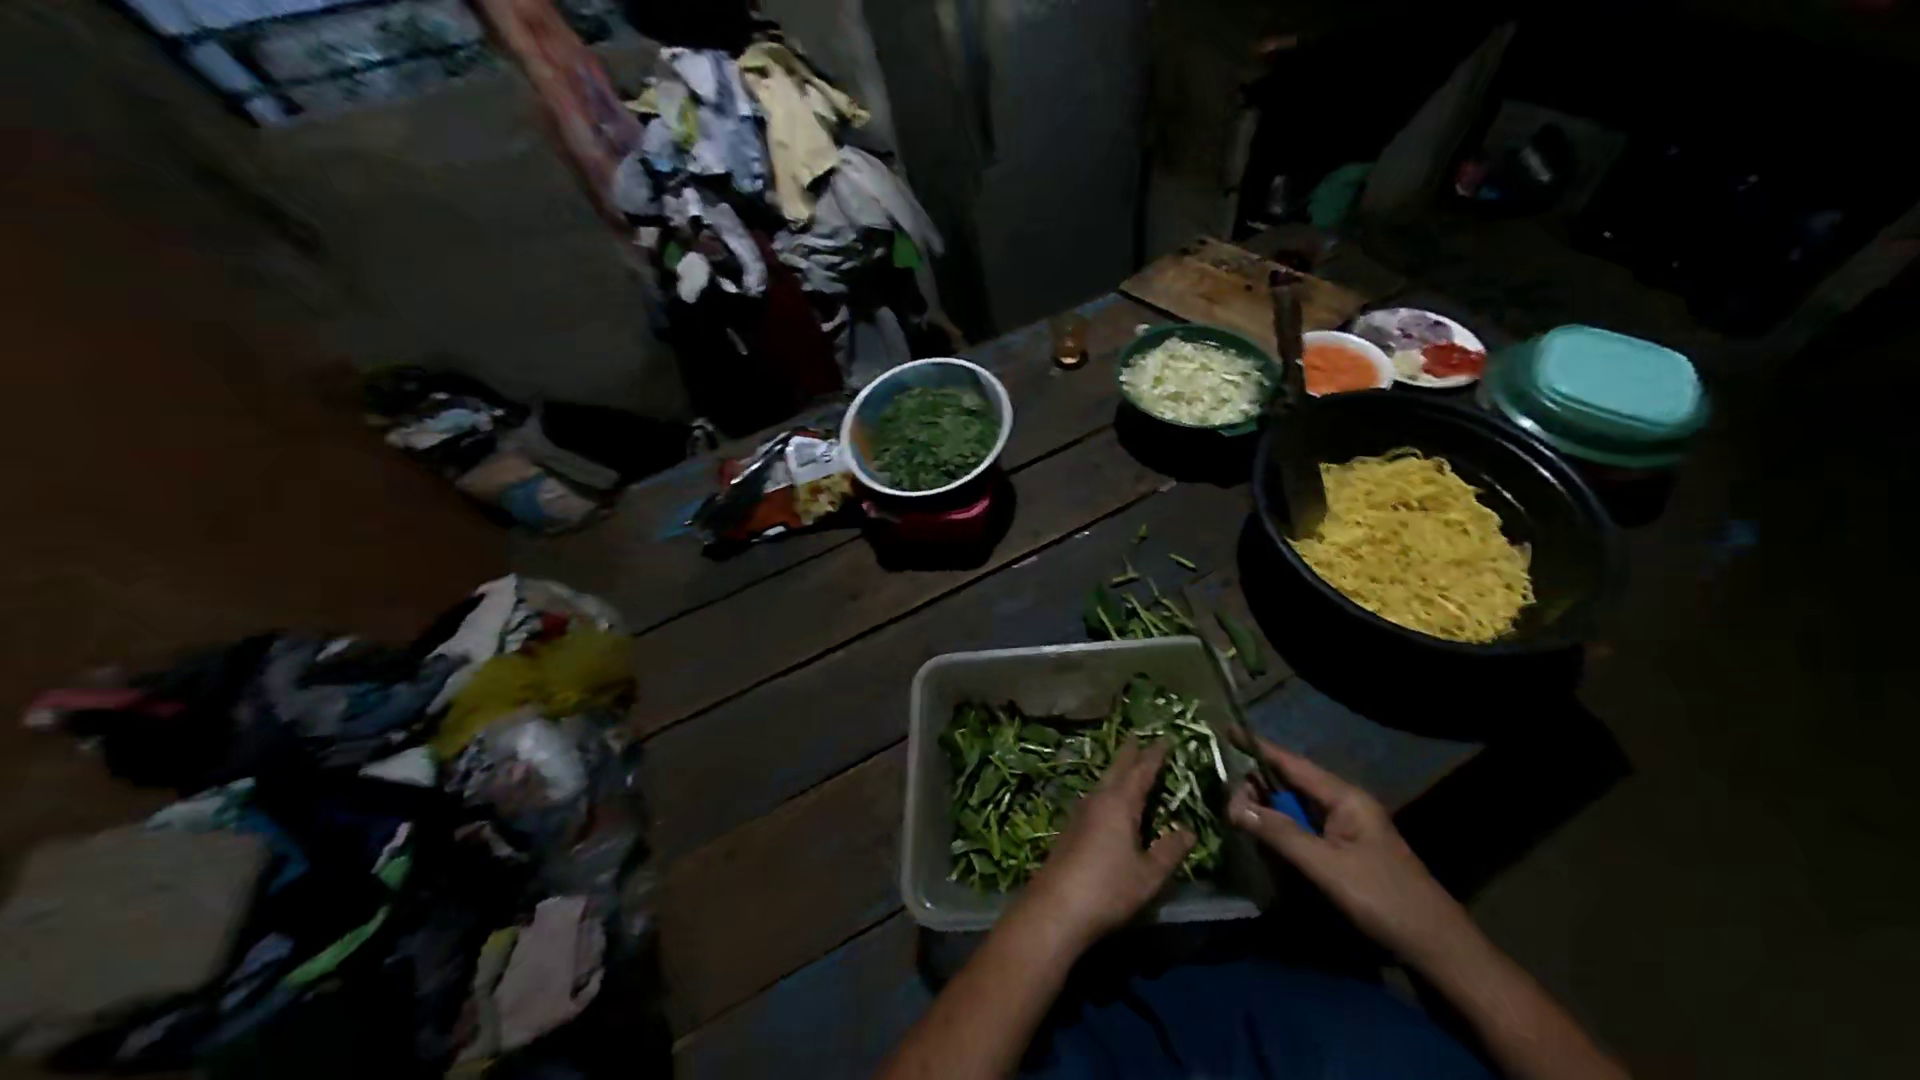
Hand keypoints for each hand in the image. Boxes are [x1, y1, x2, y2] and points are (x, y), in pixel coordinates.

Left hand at [1018, 740, 1195, 947]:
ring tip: (1126, 764)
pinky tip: (1107, 800)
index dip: (1154, 756)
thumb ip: (1170, 850)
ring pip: (1102, 782)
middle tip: (1139, 737)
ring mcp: (1079, 814)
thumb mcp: (1149, 874)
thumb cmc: (1108, 889)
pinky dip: (1107, 789)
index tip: (1165, 738)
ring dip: (1116, 770)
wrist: (1055, 908)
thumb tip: (1189, 830)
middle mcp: (1097, 800)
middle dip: (1129, 753)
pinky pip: (1094, 798)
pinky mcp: (1070, 829)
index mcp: (1119, 804)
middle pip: (1116, 770)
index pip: (1141, 772)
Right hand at [1229, 738, 1473, 962]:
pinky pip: (1303, 828)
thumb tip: (1235, 806)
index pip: (1292, 763)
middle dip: (1256, 785)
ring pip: (1295, 806)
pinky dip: (1280, 827)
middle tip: (1225, 799)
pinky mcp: (1345, 850)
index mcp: (1345, 797)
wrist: (1438, 947)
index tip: (1227, 730)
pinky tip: (1262, 835)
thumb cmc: (1384, 899)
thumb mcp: (1327, 866)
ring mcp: (1346, 828)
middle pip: (1291, 783)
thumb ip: (1280, 834)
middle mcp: (1345, 804)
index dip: (1258, 747)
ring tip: (1235, 813)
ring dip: (1266, 807)